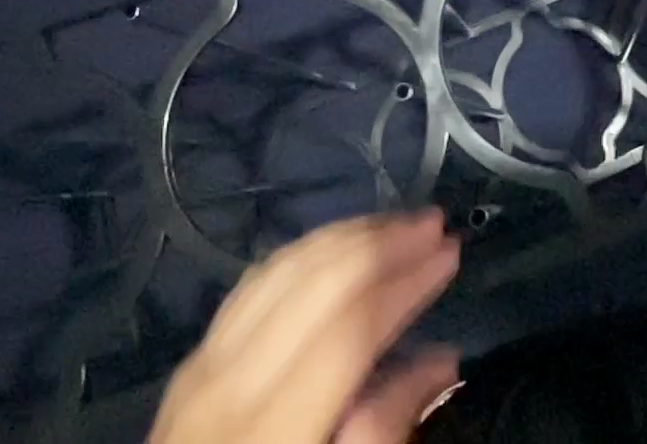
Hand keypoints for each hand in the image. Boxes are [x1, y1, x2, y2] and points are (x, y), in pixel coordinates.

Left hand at [150, 211, 460, 443]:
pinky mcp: (194, 358)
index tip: (452, 251)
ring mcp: (204, 364)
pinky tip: (337, 245)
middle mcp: (231, 382)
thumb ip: (386, 432)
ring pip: (285, 268)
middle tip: (434, 223)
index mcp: (274, 431)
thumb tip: (443, 358)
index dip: (406, 280)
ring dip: (348, 235)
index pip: (351, 326)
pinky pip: (256, 280)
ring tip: (398, 224)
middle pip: (317, 282)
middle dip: (383, 242)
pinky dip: (306, 251)